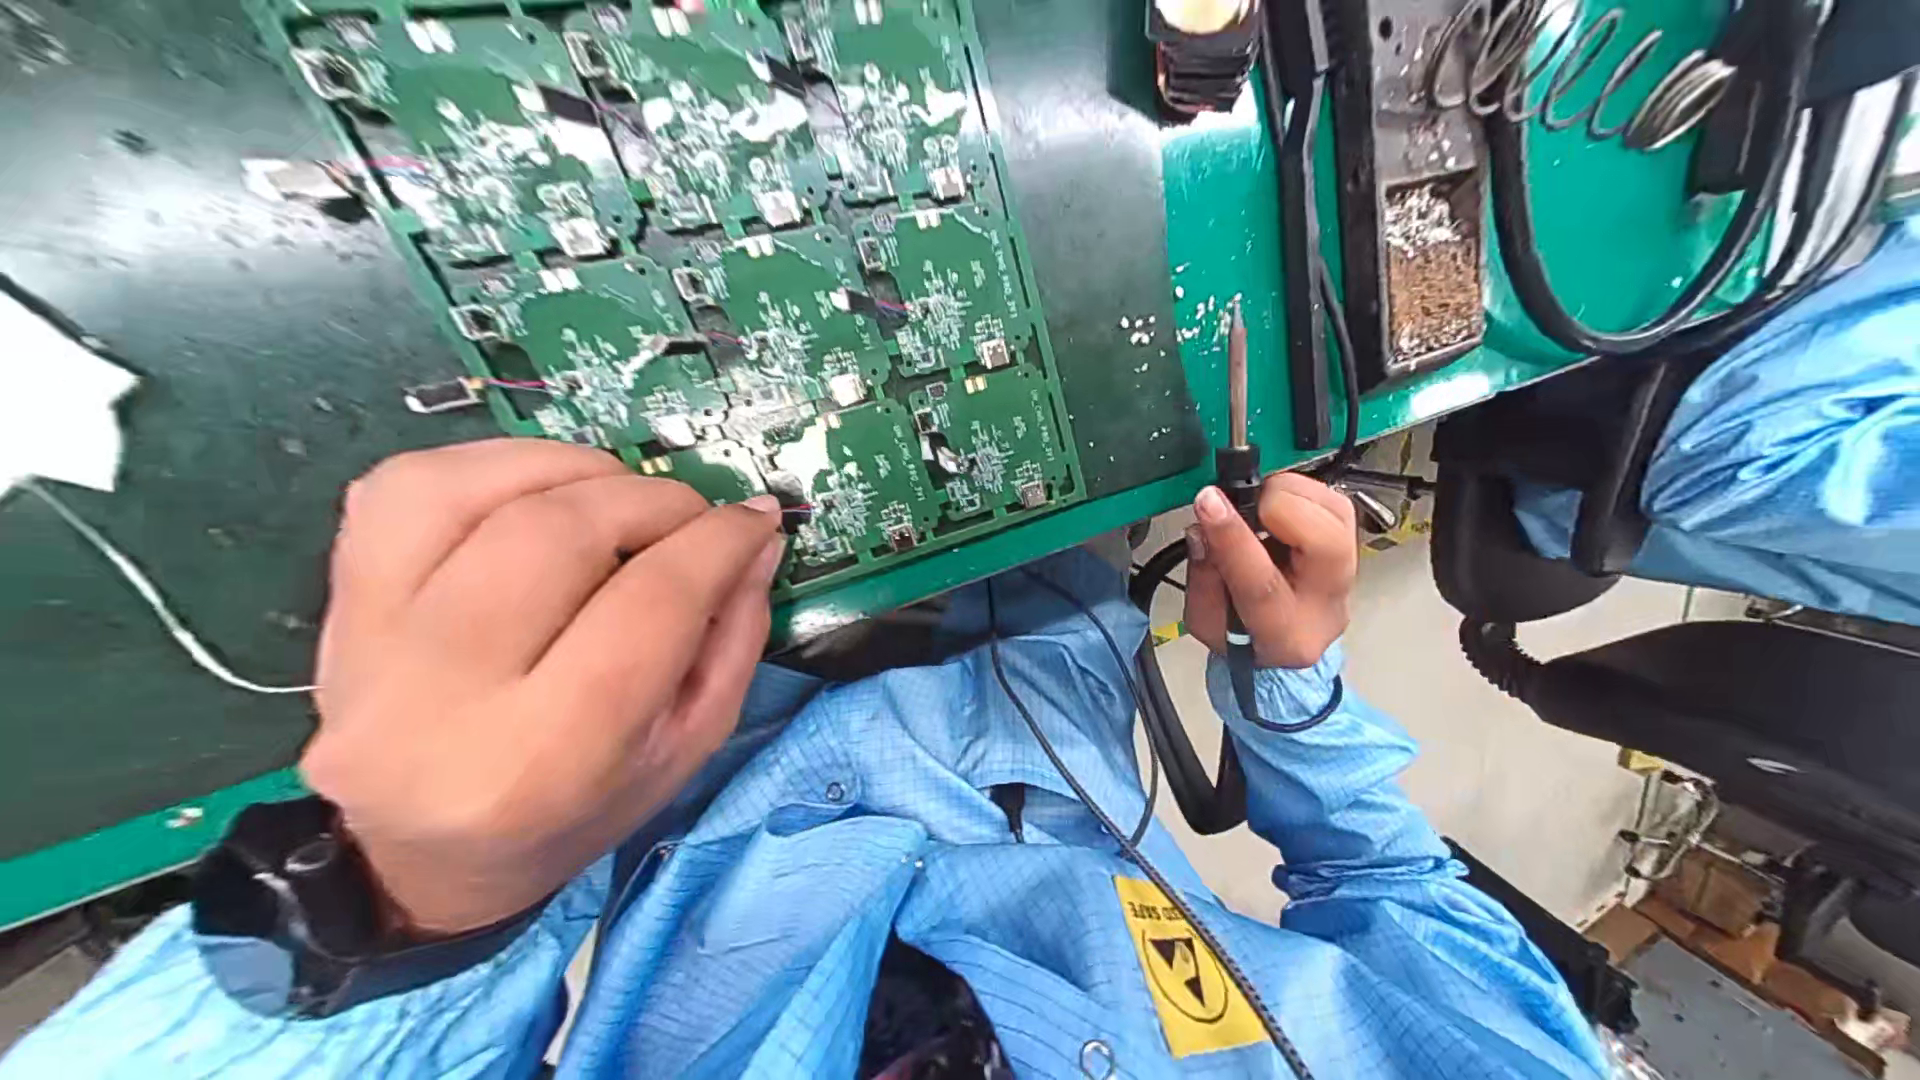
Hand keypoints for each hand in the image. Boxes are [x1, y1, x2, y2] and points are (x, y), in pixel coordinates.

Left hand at [302, 438, 784, 934]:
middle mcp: (440, 702)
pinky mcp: (337, 608)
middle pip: (557, 535)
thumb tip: (756, 535)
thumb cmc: (588, 808)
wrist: (434, 859)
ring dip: (575, 470)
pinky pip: (403, 488)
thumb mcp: (693, 740)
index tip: (754, 519)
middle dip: (653, 501)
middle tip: (694, 515)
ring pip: (466, 493)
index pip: (650, 605)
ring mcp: (368, 648)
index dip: (717, 542)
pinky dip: (495, 464)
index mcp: (549, 758)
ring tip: (622, 495)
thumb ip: (736, 633)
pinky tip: (548, 490)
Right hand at [1183, 474, 1357, 668]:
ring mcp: (1347, 571)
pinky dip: (1299, 493)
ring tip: (1254, 508)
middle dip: (1278, 507)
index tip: (1210, 503)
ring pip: (1337, 511)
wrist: (1284, 642)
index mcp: (1284, 633)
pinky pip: (1336, 502)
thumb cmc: (1243, 637)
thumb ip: (1202, 578)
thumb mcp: (1205, 622)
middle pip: (1325, 542)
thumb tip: (1203, 530)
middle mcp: (1326, 602)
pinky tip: (1272, 507)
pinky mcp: (1351, 543)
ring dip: (1287, 496)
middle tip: (1240, 503)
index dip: (1232, 536)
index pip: (1262, 582)